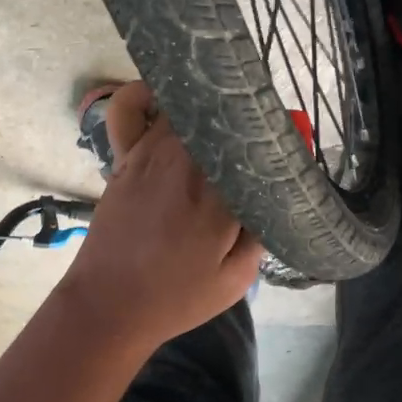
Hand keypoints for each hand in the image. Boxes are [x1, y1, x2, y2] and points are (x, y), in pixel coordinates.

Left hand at [60, 82, 261, 347]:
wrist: (108, 306)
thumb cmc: (176, 298)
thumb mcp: (236, 279)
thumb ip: (259, 233)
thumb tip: (271, 196)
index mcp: (219, 196)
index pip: (258, 148)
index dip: (281, 141)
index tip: (294, 144)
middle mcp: (185, 164)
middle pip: (224, 119)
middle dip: (247, 121)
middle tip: (262, 135)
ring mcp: (150, 154)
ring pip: (186, 107)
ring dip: (208, 107)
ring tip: (226, 114)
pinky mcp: (124, 157)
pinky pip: (128, 110)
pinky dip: (144, 95)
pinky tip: (164, 98)